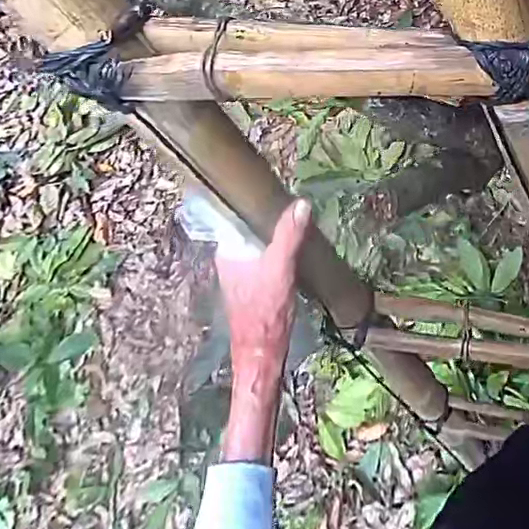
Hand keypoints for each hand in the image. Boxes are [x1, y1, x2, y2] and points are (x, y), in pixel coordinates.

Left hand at [214, 198, 309, 461]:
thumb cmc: (264, 310)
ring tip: (292, 210)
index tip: (251, 176)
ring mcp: (242, 269)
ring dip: (270, 226)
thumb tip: (301, 203)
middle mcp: (230, 257)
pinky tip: (294, 240)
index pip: (227, 212)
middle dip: (260, 208)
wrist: (263, 353)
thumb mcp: (279, 268)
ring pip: (255, 237)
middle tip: (282, 189)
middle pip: (244, 223)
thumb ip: (288, 236)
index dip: (237, 195)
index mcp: (228, 250)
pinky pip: (264, 250)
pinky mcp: (255, 279)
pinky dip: (276, 242)